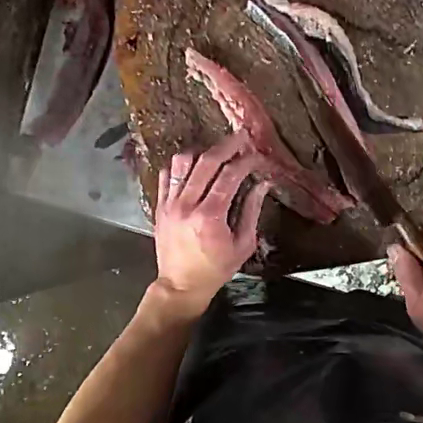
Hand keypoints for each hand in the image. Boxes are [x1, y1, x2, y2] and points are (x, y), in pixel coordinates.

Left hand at [152, 135, 272, 316]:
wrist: (181, 284)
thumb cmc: (216, 269)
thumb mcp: (243, 244)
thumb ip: (252, 211)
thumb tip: (262, 185)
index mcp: (210, 216)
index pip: (229, 176)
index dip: (246, 162)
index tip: (257, 156)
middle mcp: (186, 205)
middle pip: (207, 162)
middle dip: (227, 146)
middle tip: (241, 138)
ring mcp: (169, 203)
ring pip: (182, 162)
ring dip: (202, 152)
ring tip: (217, 152)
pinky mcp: (160, 205)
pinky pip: (167, 174)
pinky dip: (181, 165)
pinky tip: (194, 167)